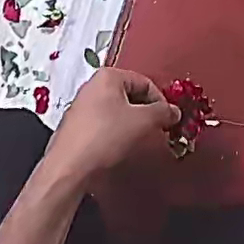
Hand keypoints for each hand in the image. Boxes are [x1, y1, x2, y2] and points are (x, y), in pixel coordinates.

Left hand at [43, 68, 179, 184]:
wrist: (69, 167)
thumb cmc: (105, 136)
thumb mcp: (143, 121)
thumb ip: (163, 112)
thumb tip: (174, 111)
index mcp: (108, 76)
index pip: (145, 82)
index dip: (160, 101)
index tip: (168, 119)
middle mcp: (93, 86)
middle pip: (131, 95)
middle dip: (146, 112)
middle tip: (156, 128)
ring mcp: (82, 105)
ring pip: (118, 109)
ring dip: (133, 122)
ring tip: (138, 138)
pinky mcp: (76, 125)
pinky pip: (104, 122)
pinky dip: (116, 131)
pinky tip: (119, 146)